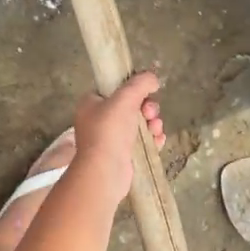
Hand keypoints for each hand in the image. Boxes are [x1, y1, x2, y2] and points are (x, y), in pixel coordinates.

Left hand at [72, 72, 165, 200]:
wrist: (105, 171)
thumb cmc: (109, 130)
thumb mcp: (125, 97)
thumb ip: (141, 82)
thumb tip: (153, 79)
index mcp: (92, 104)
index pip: (114, 88)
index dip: (132, 88)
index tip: (144, 91)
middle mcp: (99, 120)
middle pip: (131, 105)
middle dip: (147, 107)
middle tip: (149, 113)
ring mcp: (111, 139)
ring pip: (139, 122)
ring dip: (152, 122)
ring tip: (155, 129)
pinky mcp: (123, 155)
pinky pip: (143, 140)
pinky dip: (152, 138)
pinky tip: (158, 140)